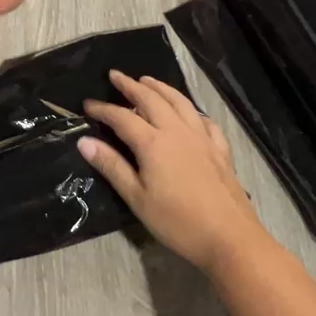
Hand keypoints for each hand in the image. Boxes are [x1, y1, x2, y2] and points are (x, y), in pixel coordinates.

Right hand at [78, 70, 269, 273]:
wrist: (231, 239)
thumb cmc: (179, 222)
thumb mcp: (137, 199)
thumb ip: (112, 166)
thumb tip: (84, 141)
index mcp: (153, 143)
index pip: (122, 117)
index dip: (103, 109)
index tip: (87, 104)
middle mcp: (177, 132)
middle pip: (151, 100)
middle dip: (131, 86)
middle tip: (116, 76)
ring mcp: (202, 139)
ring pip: (180, 103)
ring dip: (162, 88)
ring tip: (148, 80)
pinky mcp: (221, 151)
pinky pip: (206, 121)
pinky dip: (193, 111)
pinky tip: (191, 114)